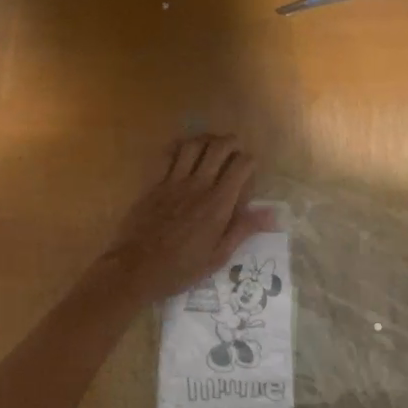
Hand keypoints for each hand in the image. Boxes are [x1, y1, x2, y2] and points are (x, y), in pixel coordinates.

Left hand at [94, 135, 273, 301]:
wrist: (136, 269)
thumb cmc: (180, 269)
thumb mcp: (218, 256)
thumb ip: (243, 229)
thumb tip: (272, 214)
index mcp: (218, 204)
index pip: (241, 166)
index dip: (249, 161)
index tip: (250, 168)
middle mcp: (198, 186)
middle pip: (218, 148)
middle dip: (231, 142)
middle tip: (235, 147)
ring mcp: (173, 182)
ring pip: (193, 146)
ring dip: (206, 139)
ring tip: (211, 144)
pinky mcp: (154, 184)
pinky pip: (167, 156)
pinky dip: (179, 147)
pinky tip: (183, 151)